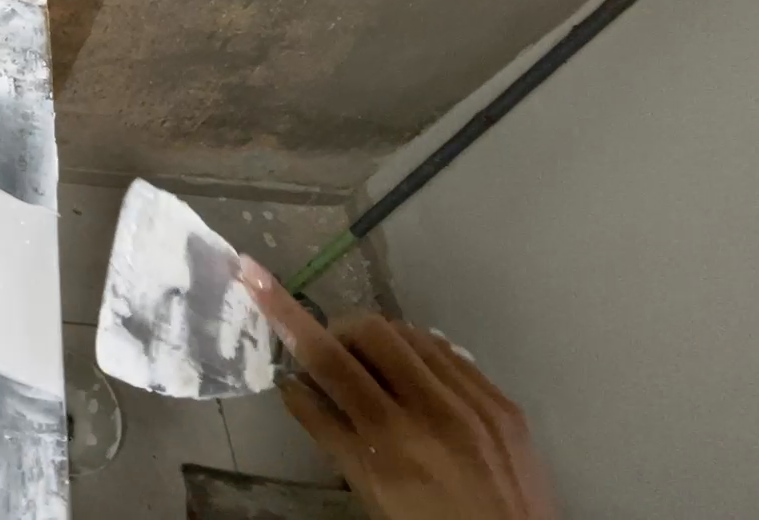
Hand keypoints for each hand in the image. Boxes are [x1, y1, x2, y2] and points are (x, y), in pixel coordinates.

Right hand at [240, 257, 556, 519]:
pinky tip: (418, 382)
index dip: (284, 311)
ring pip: (409, 333)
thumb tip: (290, 377)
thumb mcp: (365, 486)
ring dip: (381, 342)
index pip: (325, 357)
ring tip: (380, 373)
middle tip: (337, 360)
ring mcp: (477, 406)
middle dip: (342, 334)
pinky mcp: (506, 405)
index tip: (252, 272)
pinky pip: (449, 353)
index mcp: (390, 440)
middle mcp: (436, 414)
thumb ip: (323, 426)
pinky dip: (420, 356)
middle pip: (370, 330)